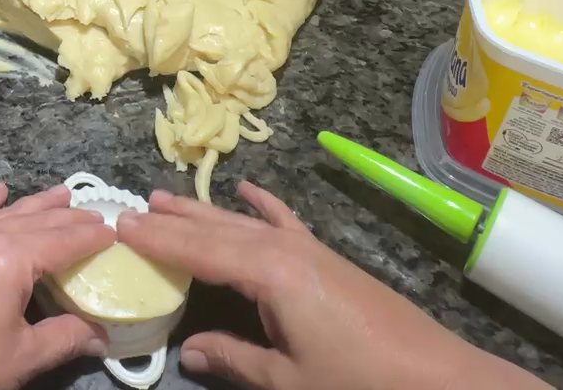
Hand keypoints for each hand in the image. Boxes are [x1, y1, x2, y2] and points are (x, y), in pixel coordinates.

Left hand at [0, 183, 114, 389]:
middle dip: (70, 218)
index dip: (91, 236)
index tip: (114, 230)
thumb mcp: (20, 356)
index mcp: (13, 257)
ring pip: (7, 211)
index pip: (64, 240)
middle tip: (97, 214)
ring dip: (36, 204)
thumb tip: (101, 336)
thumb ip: (63, 338)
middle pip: (38, 220)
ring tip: (62, 193)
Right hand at [117, 181, 547, 389]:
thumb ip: (235, 358)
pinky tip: (246, 191)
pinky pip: (284, 220)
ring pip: (240, 222)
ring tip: (163, 198)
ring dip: (201, 211)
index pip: (198, 250)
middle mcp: (281, 248)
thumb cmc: (361, 384)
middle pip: (214, 228)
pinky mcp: (324, 257)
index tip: (118, 223)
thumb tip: (185, 351)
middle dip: (171, 220)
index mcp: (268, 273)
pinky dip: (262, 205)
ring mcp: (306, 248)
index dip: (157, 238)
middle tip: (129, 209)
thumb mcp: (291, 381)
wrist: (444, 382)